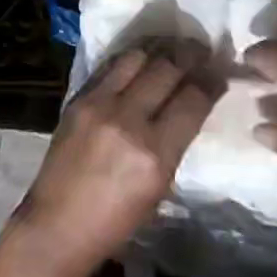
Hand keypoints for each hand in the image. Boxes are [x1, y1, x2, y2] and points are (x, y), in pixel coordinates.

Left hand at [15, 40, 219, 269]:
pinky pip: (111, 66)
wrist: (57, 227)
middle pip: (168, 68)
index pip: (193, 100)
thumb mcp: (160, 186)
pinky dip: (131, 60)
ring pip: (138, 56)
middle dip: (191, 56)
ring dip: (160, 50)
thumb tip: (193, 102)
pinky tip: (142, 60)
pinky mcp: (78, 99)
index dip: (211, 81)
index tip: (219, 72)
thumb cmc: (116, 221)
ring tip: (171, 49)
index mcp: (155, 155)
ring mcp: (99, 105)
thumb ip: (176, 140)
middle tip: (202, 50)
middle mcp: (128, 121)